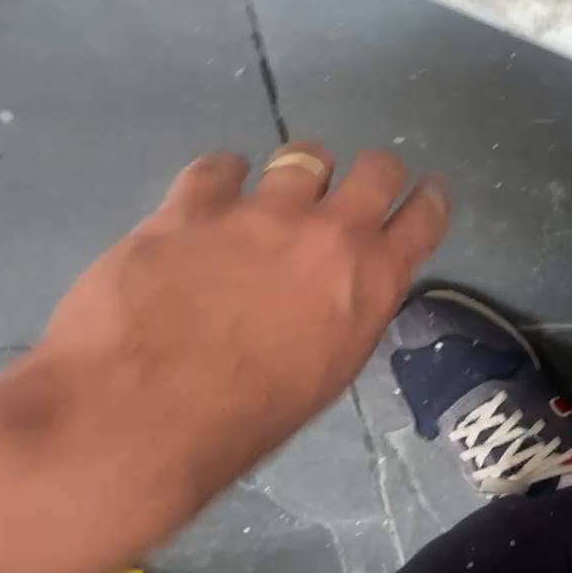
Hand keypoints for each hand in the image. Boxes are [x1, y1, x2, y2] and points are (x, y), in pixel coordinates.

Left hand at [0, 142, 449, 513]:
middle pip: (377, 170)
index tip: (428, 188)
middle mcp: (331, 233)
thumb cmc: (252, 413)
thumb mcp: (334, 365)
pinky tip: (216, 190)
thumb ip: (353, 309)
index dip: (432, 197)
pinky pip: (218, 167)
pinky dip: (224, 175)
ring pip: (303, 157)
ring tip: (285, 182)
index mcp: (374, 276)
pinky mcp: (190, 209)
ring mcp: (261, 214)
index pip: (425, 216)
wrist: (140, 416)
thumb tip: (347, 288)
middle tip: (358, 184)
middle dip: (376, 171)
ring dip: (304, 167)